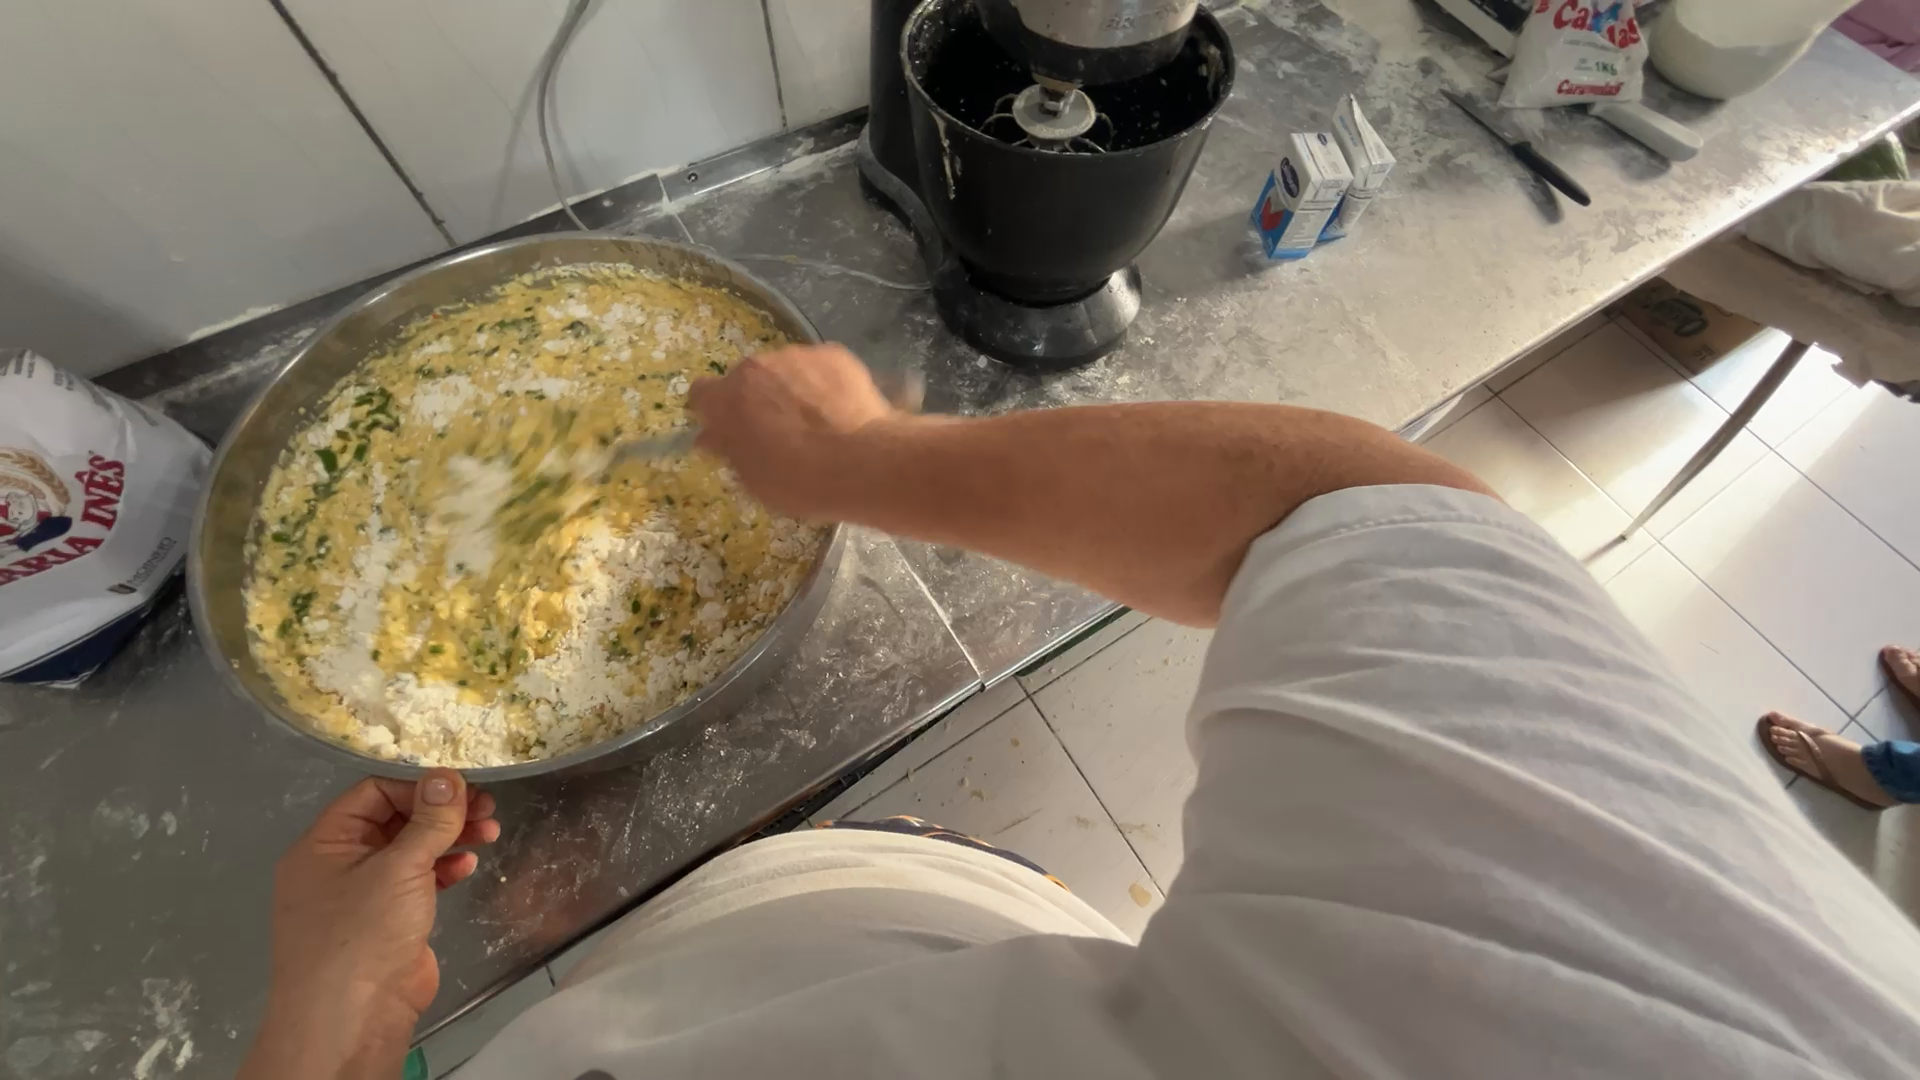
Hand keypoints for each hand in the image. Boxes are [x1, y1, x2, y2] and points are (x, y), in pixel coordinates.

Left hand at [240, 770, 499, 1079]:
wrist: (351, 1019)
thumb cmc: (364, 933)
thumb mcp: (402, 867)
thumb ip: (430, 818)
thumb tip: (448, 774)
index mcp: (325, 846)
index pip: (373, 793)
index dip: (419, 787)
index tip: (464, 789)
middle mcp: (340, 864)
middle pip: (397, 818)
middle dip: (444, 812)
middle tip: (487, 808)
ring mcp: (363, 893)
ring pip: (413, 847)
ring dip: (452, 836)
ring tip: (490, 834)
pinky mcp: (387, 917)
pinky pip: (419, 876)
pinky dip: (446, 866)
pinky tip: (467, 867)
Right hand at [688, 343, 902, 519]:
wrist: (864, 462)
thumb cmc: (800, 481)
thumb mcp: (753, 479)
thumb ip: (729, 450)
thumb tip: (711, 436)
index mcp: (727, 399)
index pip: (703, 394)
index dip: (716, 412)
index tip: (732, 431)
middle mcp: (756, 367)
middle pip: (747, 379)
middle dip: (757, 400)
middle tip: (781, 431)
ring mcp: (797, 356)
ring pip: (785, 370)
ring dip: (792, 389)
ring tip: (819, 422)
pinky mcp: (834, 354)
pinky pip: (820, 367)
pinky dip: (825, 384)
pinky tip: (842, 411)